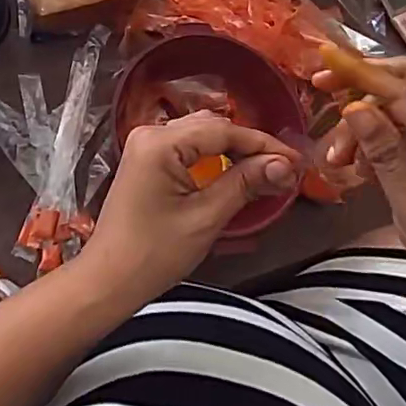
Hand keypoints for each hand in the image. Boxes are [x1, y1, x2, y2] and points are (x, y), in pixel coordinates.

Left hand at [76, 112, 298, 303]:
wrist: (110, 278)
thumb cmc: (153, 253)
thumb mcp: (206, 218)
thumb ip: (245, 184)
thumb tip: (283, 165)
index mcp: (160, 142)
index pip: (223, 130)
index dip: (263, 144)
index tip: (295, 160)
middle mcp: (150, 133)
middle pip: (211, 126)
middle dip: (250, 145)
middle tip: (284, 168)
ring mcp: (145, 145)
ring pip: (200, 134)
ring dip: (233, 149)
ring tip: (266, 170)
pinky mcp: (146, 159)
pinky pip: (186, 146)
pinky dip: (213, 156)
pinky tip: (234, 171)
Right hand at [313, 57, 405, 300]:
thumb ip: (387, 154)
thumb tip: (355, 108)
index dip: (364, 71)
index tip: (326, 57)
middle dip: (361, 79)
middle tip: (321, 88)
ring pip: (397, 104)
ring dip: (361, 120)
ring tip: (337, 158)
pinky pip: (401, 127)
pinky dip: (372, 136)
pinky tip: (356, 165)